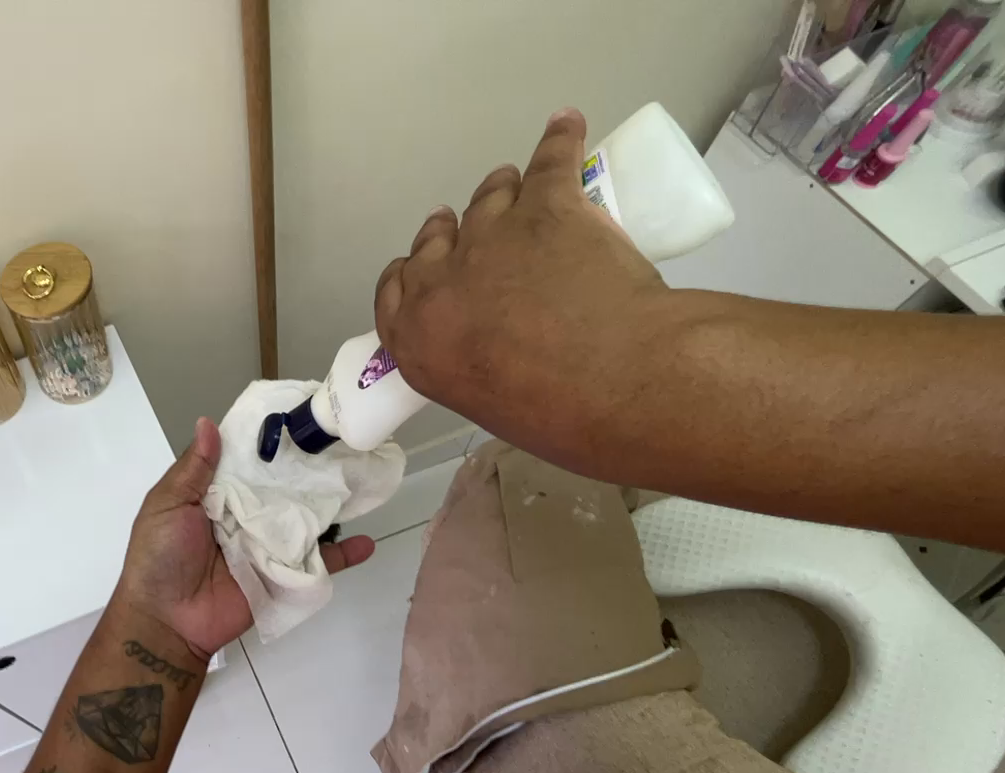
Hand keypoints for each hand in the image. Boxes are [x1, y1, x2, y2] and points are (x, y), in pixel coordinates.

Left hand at [114, 418, 374, 659]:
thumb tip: (208, 422)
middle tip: (346, 444)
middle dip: (310, 470)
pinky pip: (316, 564)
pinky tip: (368, 541)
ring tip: (366, 481)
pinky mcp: (281, 575)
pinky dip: (343, 555)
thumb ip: (193, 469)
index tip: (301, 417)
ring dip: (332, 505)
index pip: (248, 464)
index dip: (271, 444)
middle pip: (283, 489)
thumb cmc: (160, 557)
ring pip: (305, 521)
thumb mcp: (167, 505)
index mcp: (215, 497)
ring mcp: (266, 546)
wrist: (167, 620)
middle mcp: (245, 517)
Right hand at [374, 109, 676, 467]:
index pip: (393, 290)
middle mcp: (439, 284)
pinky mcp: (546, 207)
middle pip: (434, 239)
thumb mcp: (479, 401)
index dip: (409, 272)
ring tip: (517, 186)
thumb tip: (492, 351)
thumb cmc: (548, 413)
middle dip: (447, 231)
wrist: (612, 379)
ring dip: (499, 191)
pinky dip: (558, 139)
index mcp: (415, 339)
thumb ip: (465, 364)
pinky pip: (549, 158)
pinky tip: (563, 127)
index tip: (423, 266)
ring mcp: (490, 238)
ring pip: (487, 196)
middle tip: (470, 227)